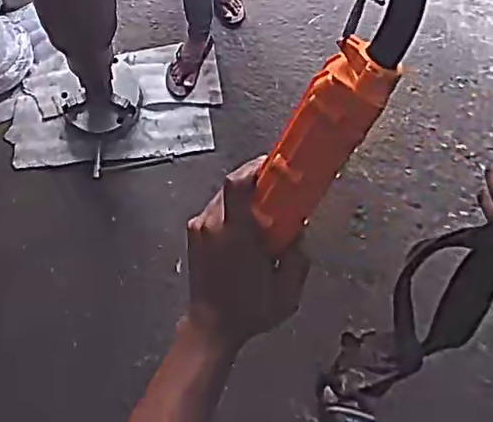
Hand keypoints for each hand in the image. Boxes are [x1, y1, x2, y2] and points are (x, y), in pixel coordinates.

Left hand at [185, 156, 310, 347]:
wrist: (210, 326)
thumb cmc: (248, 311)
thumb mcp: (286, 293)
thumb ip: (297, 260)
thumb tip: (299, 232)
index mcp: (236, 233)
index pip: (237, 184)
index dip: (253, 168)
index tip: (271, 167)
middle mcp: (213, 223)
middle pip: (231, 183)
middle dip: (253, 180)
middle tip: (273, 187)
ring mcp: (200, 226)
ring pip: (222, 195)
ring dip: (241, 197)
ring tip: (260, 211)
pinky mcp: (193, 231)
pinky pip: (214, 209)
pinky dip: (230, 210)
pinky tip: (243, 228)